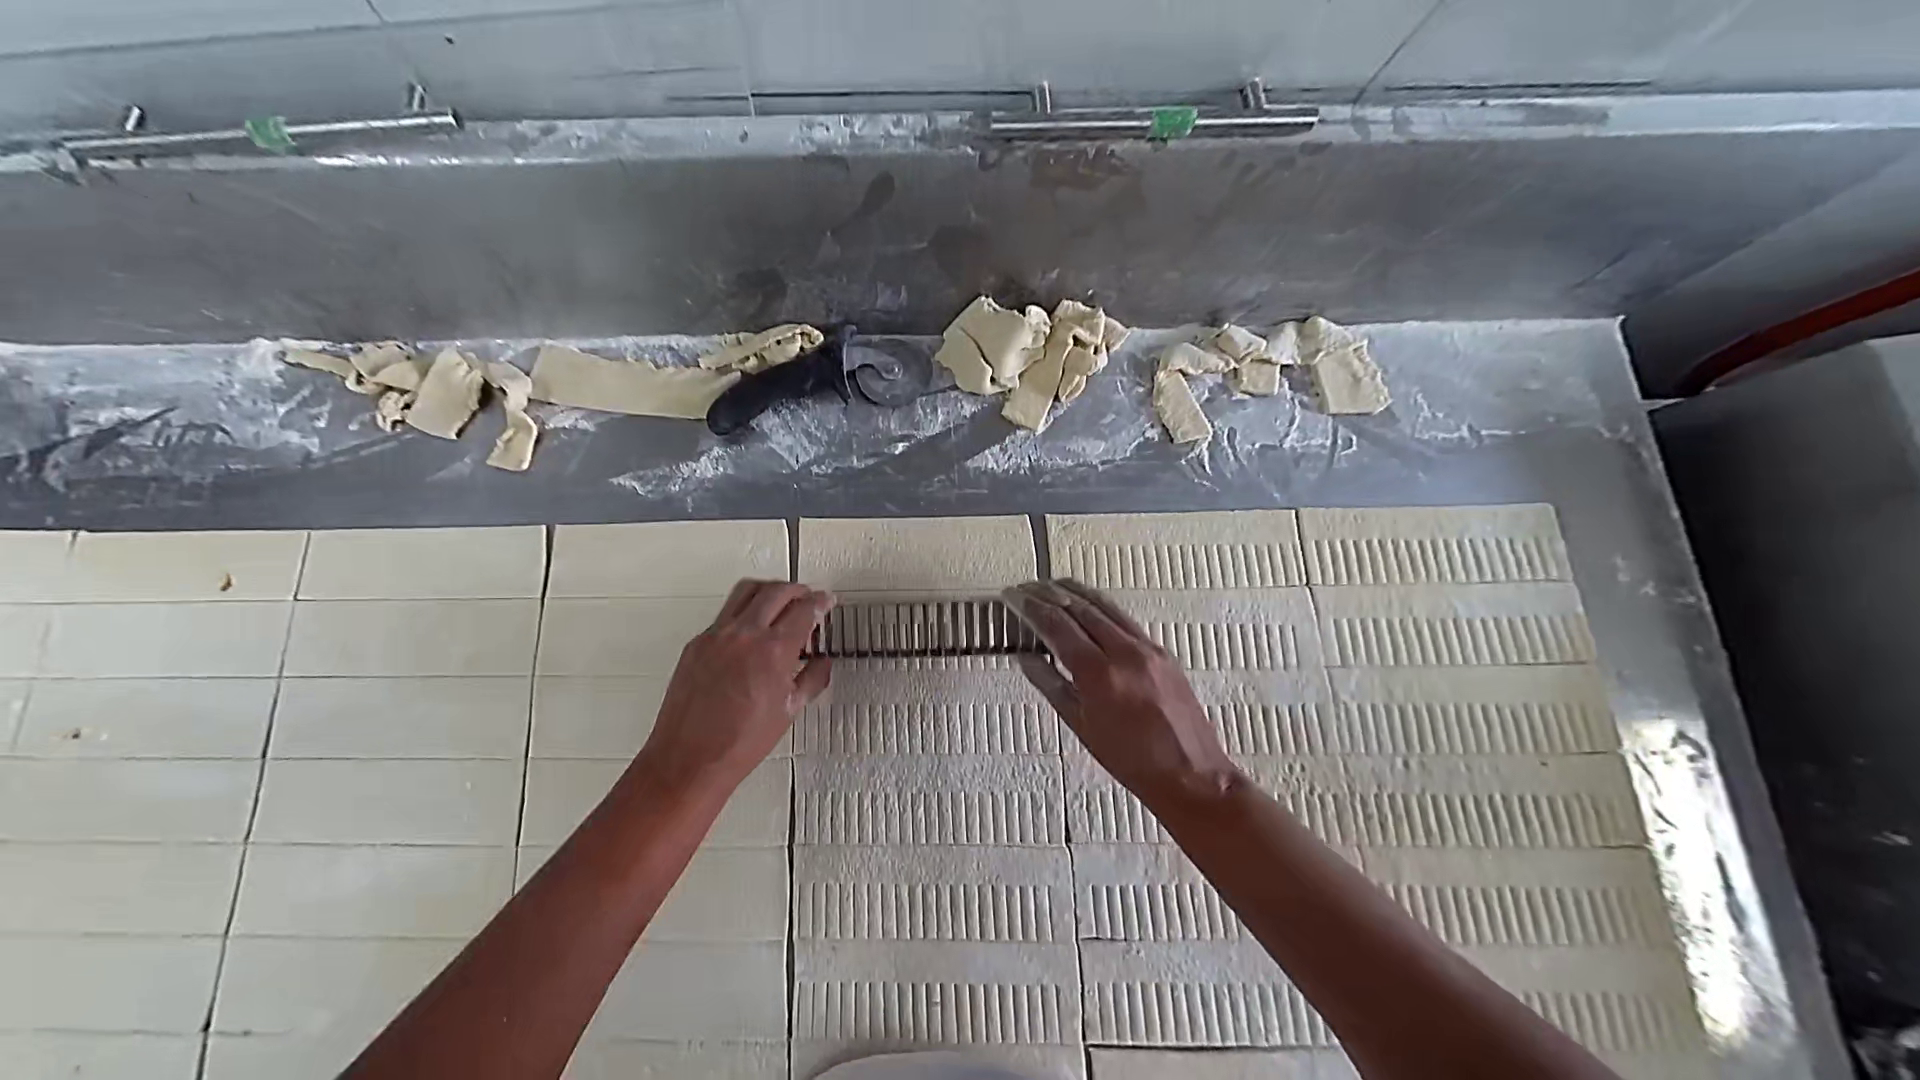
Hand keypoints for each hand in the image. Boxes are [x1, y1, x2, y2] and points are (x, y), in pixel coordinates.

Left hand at [632, 579, 834, 796]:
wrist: (690, 760)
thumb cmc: (735, 744)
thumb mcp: (789, 711)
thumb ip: (812, 679)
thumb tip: (821, 665)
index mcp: (772, 651)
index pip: (804, 610)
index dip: (821, 602)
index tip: (826, 601)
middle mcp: (743, 636)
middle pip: (776, 591)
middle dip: (798, 589)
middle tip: (808, 597)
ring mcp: (716, 637)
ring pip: (746, 591)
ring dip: (769, 590)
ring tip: (779, 601)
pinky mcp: (696, 644)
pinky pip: (724, 614)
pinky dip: (743, 611)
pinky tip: (750, 628)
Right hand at [1004, 579, 1239, 807]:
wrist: (1191, 775)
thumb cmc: (1138, 762)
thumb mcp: (1081, 726)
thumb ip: (1051, 685)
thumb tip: (1028, 660)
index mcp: (1100, 675)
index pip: (1056, 625)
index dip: (1030, 607)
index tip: (1014, 597)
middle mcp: (1125, 654)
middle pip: (1079, 607)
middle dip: (1048, 593)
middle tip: (1027, 588)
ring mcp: (1147, 650)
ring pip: (1104, 606)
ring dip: (1074, 592)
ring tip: (1052, 586)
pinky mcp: (1162, 653)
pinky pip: (1125, 618)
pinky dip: (1101, 606)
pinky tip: (1089, 605)